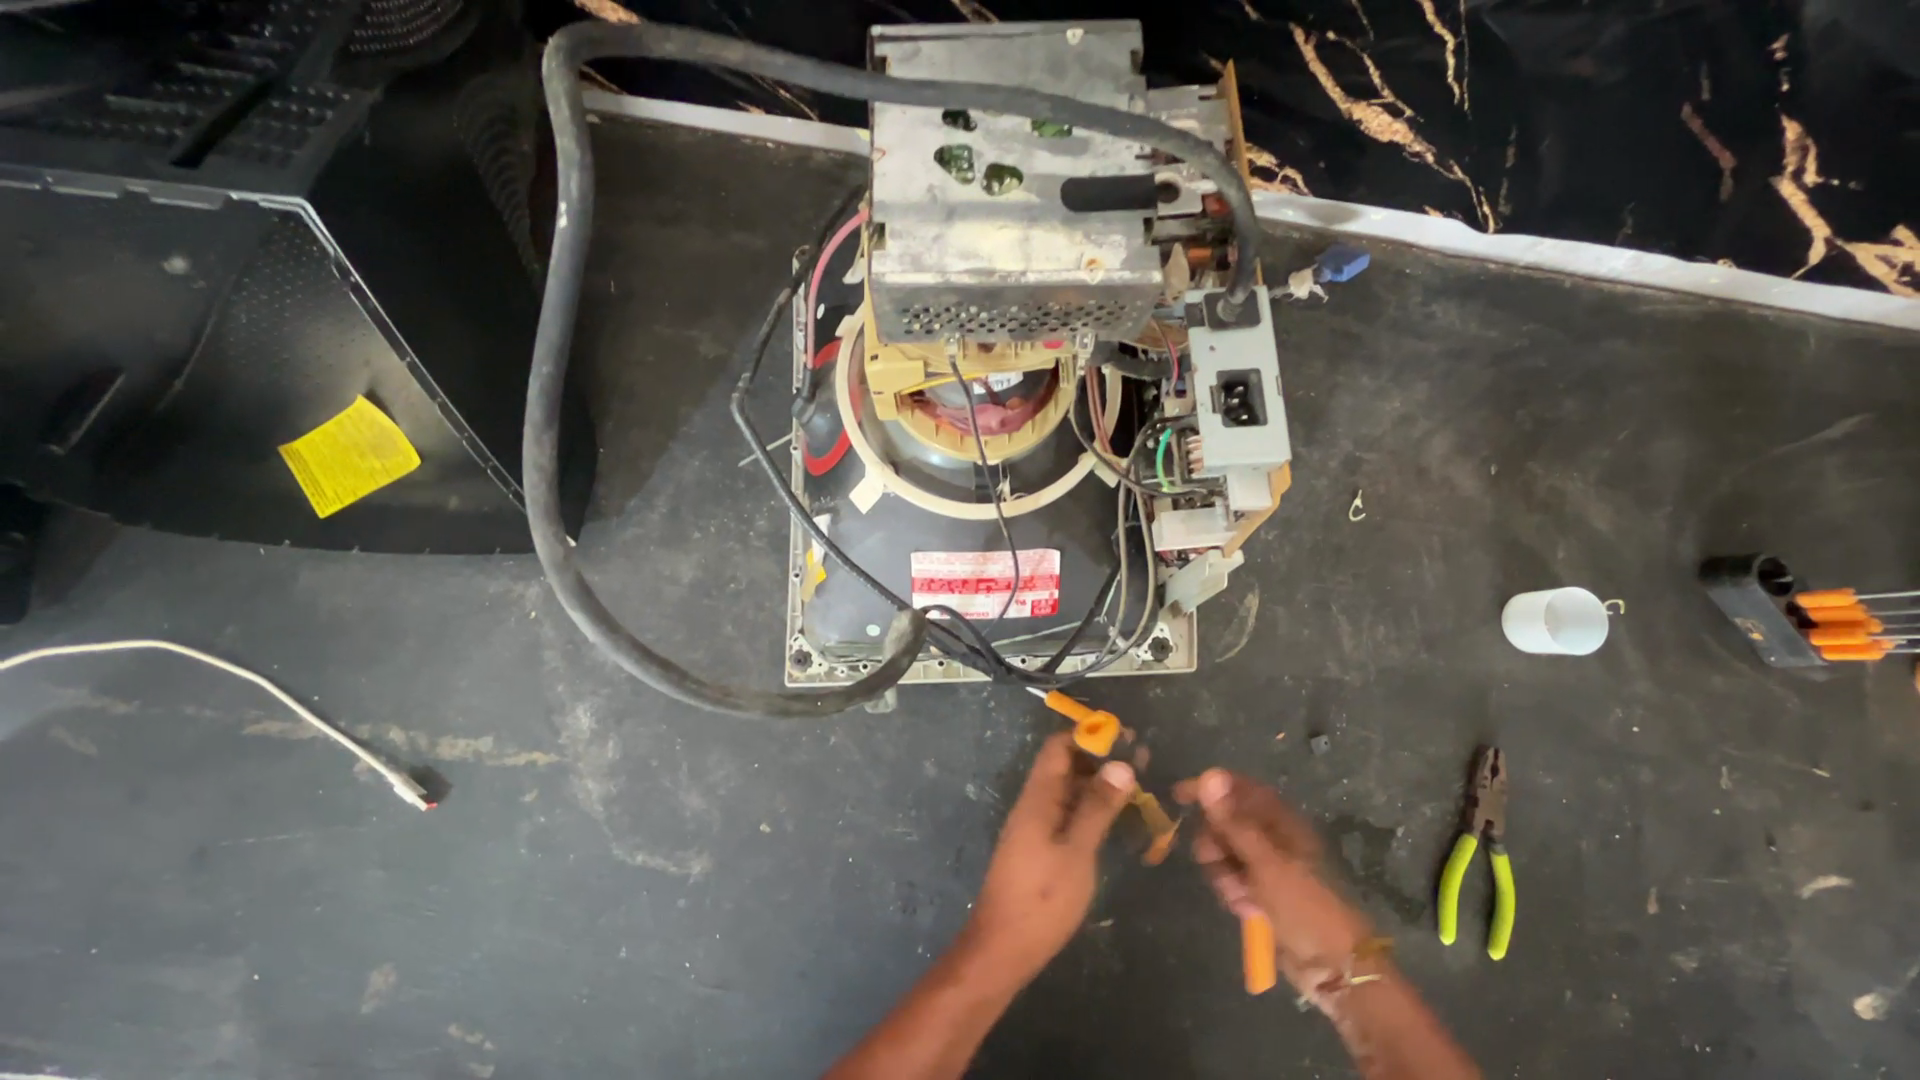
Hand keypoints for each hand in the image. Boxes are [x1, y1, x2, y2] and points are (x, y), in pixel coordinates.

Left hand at [957, 733, 1135, 986]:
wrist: (1003, 948)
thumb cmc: (1042, 898)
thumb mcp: (1077, 851)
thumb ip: (1098, 807)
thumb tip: (1121, 763)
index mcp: (1038, 798)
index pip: (1058, 747)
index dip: (1090, 737)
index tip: (1127, 738)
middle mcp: (1033, 805)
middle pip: (1065, 767)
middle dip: (1101, 760)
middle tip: (1144, 763)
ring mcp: (1035, 828)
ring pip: (1068, 793)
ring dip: (1099, 785)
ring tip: (1139, 788)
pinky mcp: (1040, 850)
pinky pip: (1067, 816)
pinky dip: (1092, 810)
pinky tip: (1118, 821)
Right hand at [1175, 769, 1375, 1002]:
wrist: (1334, 965)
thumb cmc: (1305, 905)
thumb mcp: (1265, 862)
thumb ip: (1233, 821)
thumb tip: (1209, 776)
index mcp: (1282, 821)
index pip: (1239, 790)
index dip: (1210, 788)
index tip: (1178, 795)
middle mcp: (1274, 838)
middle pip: (1226, 822)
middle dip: (1214, 841)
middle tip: (1213, 860)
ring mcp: (1267, 866)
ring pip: (1225, 853)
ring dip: (1222, 871)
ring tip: (1238, 895)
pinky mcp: (1262, 892)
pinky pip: (1232, 879)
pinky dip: (1232, 890)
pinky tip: (1244, 908)